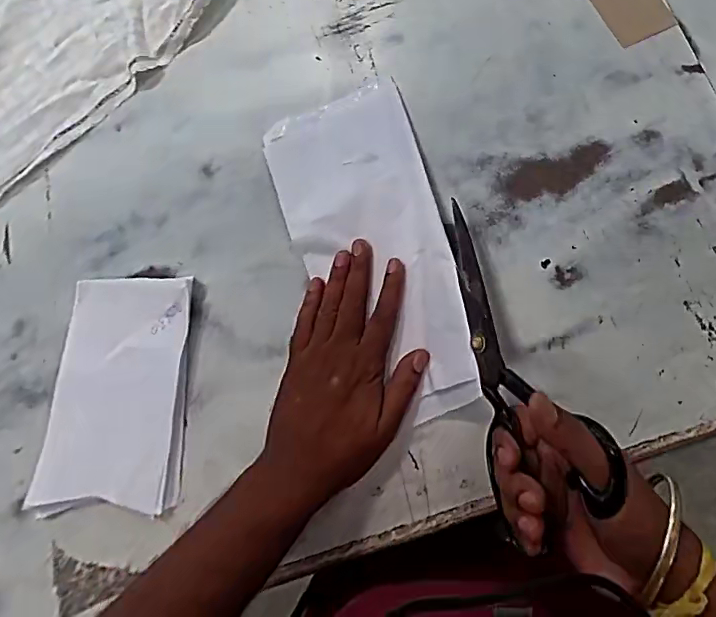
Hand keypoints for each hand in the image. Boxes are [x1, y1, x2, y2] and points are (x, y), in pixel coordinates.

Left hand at [258, 240, 427, 508]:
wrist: (294, 470)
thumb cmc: (345, 451)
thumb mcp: (384, 428)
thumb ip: (402, 389)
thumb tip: (421, 353)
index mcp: (364, 366)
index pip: (381, 319)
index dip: (390, 290)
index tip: (395, 264)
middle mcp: (339, 353)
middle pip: (352, 304)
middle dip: (359, 272)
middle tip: (362, 244)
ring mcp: (314, 355)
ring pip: (328, 308)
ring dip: (336, 279)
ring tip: (342, 254)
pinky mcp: (296, 362)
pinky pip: (303, 325)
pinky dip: (309, 303)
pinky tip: (315, 285)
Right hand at [493, 428, 637, 589]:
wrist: (653, 573)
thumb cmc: (640, 516)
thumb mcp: (604, 468)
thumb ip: (568, 434)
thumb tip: (538, 402)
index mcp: (569, 442)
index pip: (524, 424)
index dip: (510, 436)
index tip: (512, 455)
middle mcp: (557, 466)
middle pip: (511, 459)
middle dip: (511, 478)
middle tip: (531, 495)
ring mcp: (552, 497)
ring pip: (511, 492)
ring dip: (516, 508)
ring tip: (538, 520)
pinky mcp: (549, 528)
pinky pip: (519, 525)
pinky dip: (523, 533)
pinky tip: (538, 538)